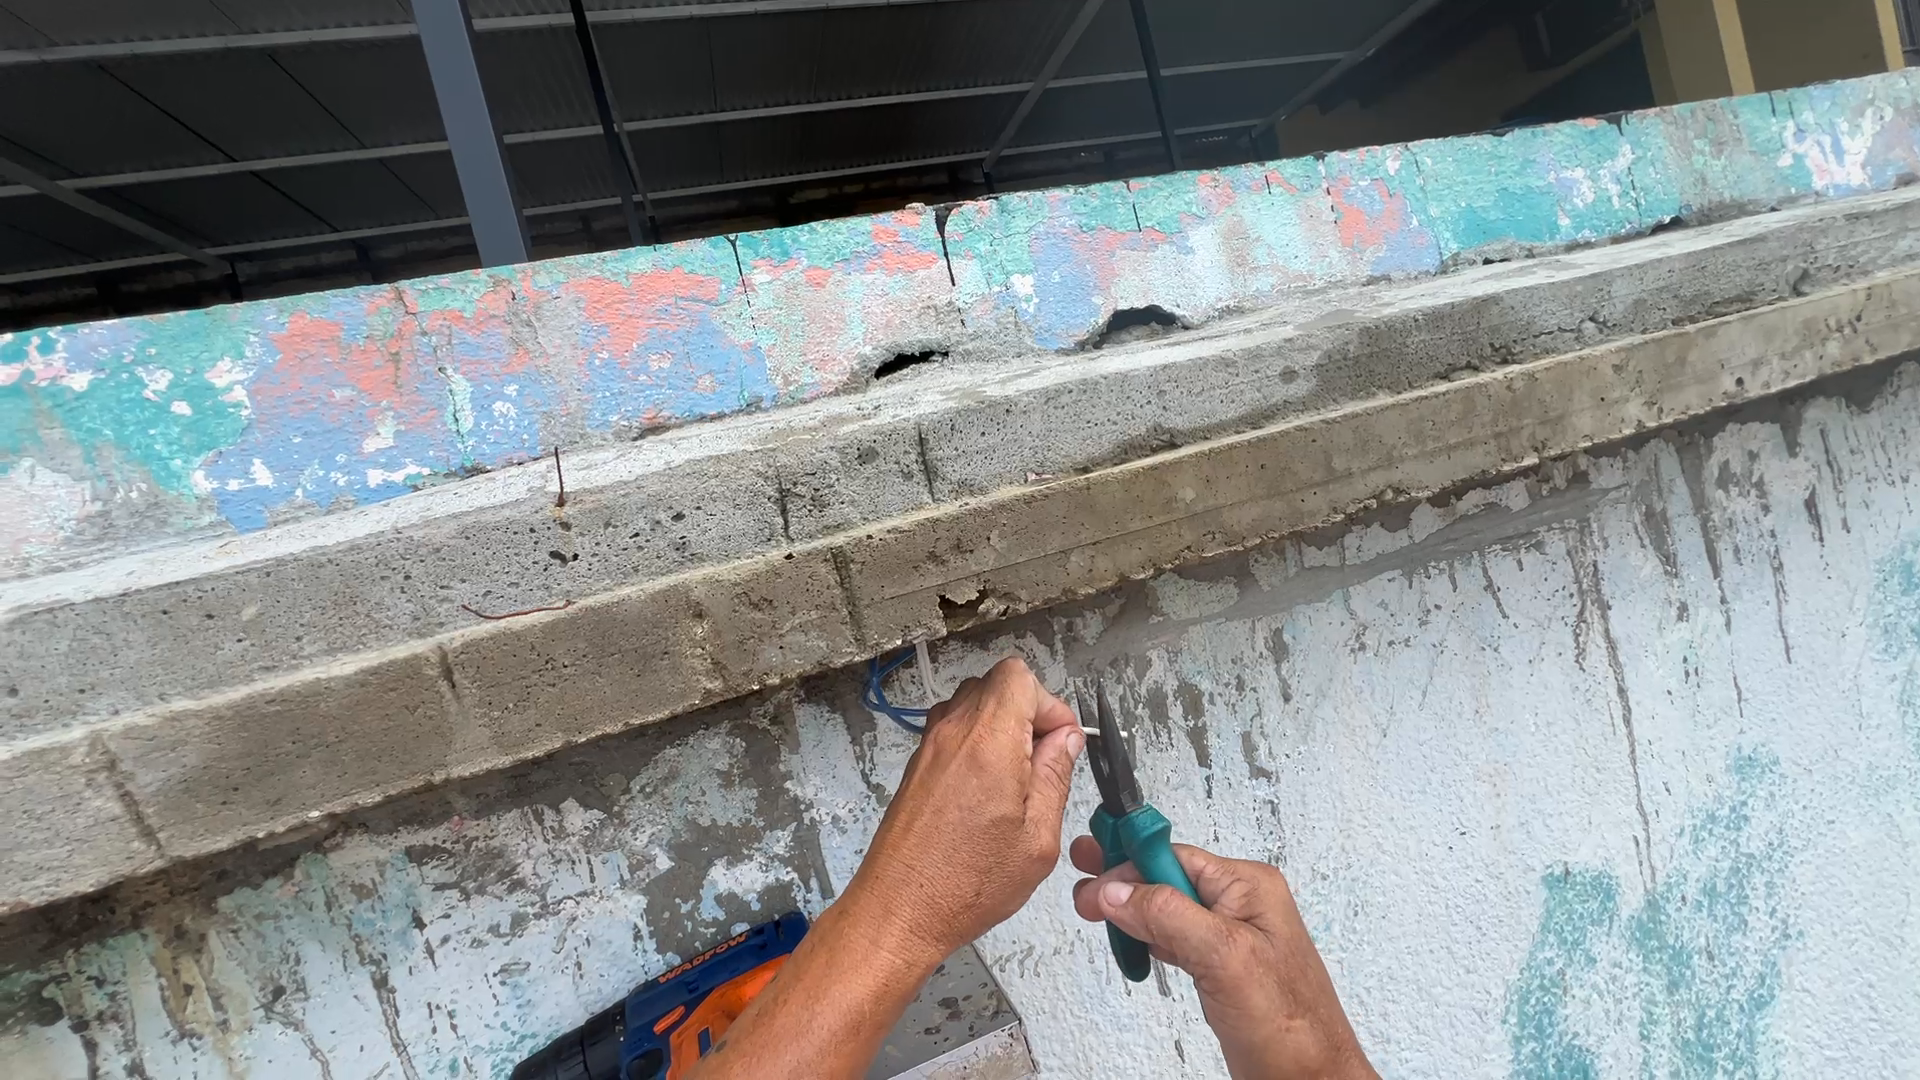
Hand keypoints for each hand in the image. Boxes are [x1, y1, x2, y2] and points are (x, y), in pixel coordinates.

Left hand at [840, 656, 1083, 965]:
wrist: (899, 908)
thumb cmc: (967, 883)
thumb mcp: (1037, 838)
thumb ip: (1055, 775)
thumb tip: (1067, 738)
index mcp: (988, 741)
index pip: (1019, 677)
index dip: (1049, 704)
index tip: (1061, 743)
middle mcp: (954, 729)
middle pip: (997, 684)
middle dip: (1029, 711)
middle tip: (1043, 760)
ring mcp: (931, 742)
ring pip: (976, 702)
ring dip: (1003, 725)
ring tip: (1016, 777)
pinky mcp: (919, 760)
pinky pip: (956, 726)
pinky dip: (979, 740)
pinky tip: (988, 788)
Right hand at [1071, 840, 1375, 1079]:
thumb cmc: (1290, 1026)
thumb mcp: (1223, 955)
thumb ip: (1166, 914)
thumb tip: (1116, 890)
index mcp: (1246, 885)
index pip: (1172, 855)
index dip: (1129, 859)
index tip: (1093, 858)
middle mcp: (1238, 902)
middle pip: (1165, 876)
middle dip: (1122, 880)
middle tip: (1084, 886)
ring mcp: (1227, 933)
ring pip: (1164, 906)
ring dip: (1128, 908)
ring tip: (1092, 910)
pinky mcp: (1218, 963)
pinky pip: (1171, 935)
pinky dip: (1145, 936)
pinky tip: (1127, 940)